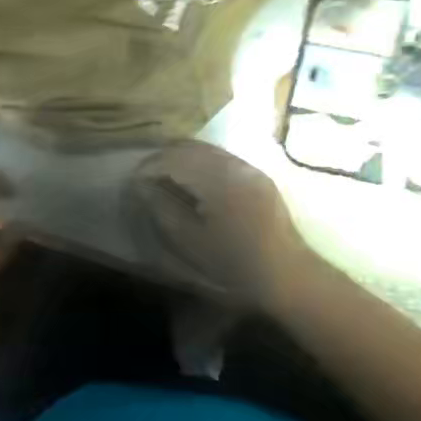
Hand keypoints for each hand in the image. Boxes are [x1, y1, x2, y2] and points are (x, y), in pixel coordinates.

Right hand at [128, 142, 312, 307]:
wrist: (286, 273)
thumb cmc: (235, 262)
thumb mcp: (191, 241)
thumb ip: (163, 210)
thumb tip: (143, 188)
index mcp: (217, 180)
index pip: (174, 160)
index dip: (150, 167)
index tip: (134, 179)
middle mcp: (234, 165)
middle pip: (191, 148)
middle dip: (164, 156)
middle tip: (145, 173)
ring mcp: (249, 168)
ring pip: (208, 149)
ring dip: (183, 156)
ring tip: (165, 172)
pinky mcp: (258, 176)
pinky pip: (223, 157)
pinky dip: (202, 161)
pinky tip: (194, 177)